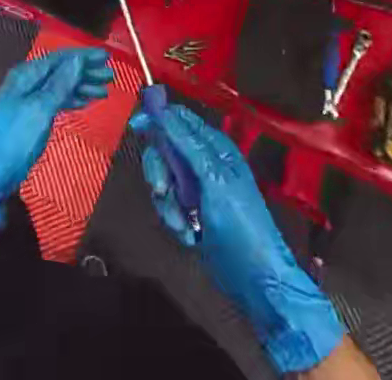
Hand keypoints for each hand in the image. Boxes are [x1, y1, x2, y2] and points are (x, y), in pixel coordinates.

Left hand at [0, 47, 112, 221]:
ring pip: (61, 86)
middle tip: (110, 76)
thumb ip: (60, 84)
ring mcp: (28, 101)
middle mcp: (27, 84)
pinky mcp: (31, 118)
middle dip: (86, 72)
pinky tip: (86, 102)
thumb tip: (77, 59)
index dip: (85, 57)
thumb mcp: (39, 111)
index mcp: (26, 76)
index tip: (108, 57)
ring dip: (82, 86)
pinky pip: (56, 101)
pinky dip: (72, 100)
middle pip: (62, 71)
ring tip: (104, 90)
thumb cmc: (13, 142)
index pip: (60, 58)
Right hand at [132, 104, 344, 372]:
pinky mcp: (190, 212)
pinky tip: (190, 234)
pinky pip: (167, 205)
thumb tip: (165, 112)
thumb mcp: (215, 180)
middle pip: (165, 150)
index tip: (137, 126)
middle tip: (163, 190)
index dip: (159, 119)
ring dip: (168, 204)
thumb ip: (189, 145)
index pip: (181, 119)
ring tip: (185, 223)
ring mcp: (196, 188)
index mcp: (215, 146)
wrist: (254, 278)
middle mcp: (204, 161)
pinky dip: (174, 220)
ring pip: (163, 179)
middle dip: (160, 172)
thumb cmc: (241, 223)